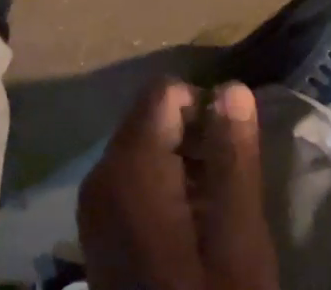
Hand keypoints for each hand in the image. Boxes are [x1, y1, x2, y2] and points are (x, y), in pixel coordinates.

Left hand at [78, 79, 280, 289]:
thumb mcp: (237, 241)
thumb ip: (234, 159)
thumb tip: (232, 88)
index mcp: (128, 167)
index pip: (163, 93)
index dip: (206, 108)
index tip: (236, 150)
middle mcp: (99, 174)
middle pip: (151, 120)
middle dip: (196, 139)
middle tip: (231, 189)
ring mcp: (93, 204)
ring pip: (144, 150)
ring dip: (184, 167)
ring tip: (217, 214)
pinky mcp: (97, 228)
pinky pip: (132, 181)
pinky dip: (165, 190)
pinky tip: (193, 232)